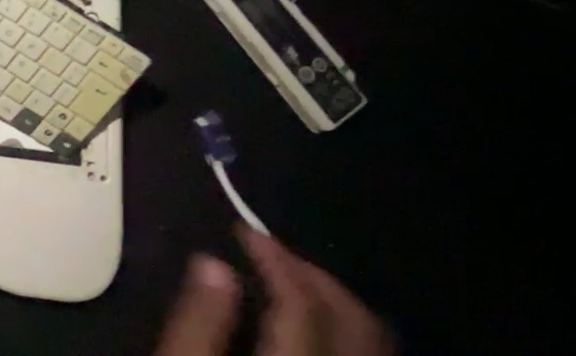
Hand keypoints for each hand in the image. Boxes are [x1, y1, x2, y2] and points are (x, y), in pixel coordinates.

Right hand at [155, 227, 390, 355]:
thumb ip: (196, 323)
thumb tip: (211, 262)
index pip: (300, 305)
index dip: (275, 258)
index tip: (246, 231)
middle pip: (358, 324)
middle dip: (317, 277)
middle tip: (274, 252)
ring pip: (379, 346)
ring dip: (342, 304)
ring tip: (298, 281)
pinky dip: (354, 335)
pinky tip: (323, 325)